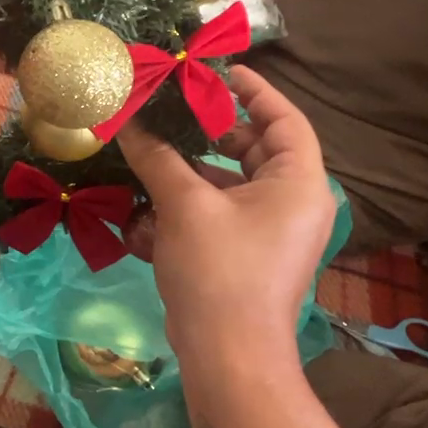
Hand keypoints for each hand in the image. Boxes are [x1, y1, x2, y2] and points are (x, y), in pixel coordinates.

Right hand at [117, 67, 334, 360]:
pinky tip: (143, 219)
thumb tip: (128, 119)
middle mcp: (291, 203)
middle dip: (206, 135)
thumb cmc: (219, 270)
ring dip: (183, 176)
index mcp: (298, 183)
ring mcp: (267, 232)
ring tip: (142, 165)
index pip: (284, 119)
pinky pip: (214, 216)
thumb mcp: (184, 204)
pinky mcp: (242, 255)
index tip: (219, 72)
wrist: (227, 356)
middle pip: (251, 150)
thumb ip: (157, 156)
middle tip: (167, 115)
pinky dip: (182, 210)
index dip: (254, 91)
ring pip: (225, 185)